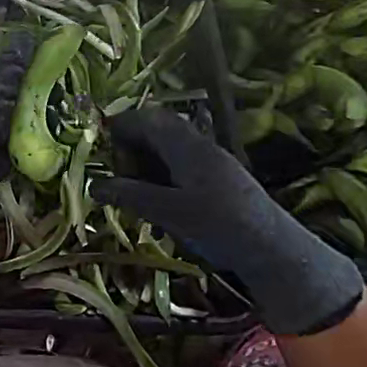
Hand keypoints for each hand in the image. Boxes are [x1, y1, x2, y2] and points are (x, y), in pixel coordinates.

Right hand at [91, 108, 364, 334]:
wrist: (273, 248)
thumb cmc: (219, 225)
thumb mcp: (169, 212)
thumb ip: (132, 195)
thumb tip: (94, 185)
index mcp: (186, 146)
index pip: (147, 118)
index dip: (121, 126)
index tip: (100, 145)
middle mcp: (200, 146)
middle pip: (158, 130)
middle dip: (132, 146)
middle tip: (115, 172)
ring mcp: (212, 162)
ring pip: (170, 149)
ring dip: (147, 163)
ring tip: (132, 191)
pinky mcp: (219, 179)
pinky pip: (182, 166)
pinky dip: (163, 176)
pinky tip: (159, 204)